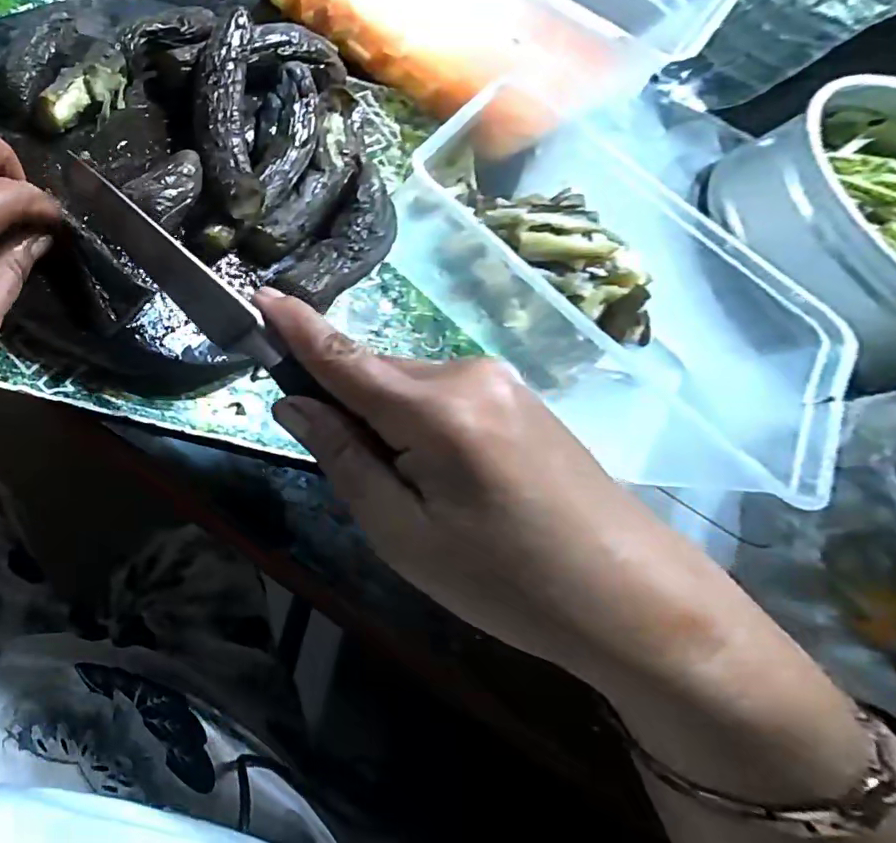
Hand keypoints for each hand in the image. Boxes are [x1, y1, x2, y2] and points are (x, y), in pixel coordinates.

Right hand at [253, 288, 745, 683]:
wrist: (636, 600)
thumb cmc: (507, 581)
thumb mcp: (403, 535)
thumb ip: (343, 457)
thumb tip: (294, 403)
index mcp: (434, 408)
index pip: (342, 356)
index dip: (295, 326)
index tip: (259, 295)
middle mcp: (464, 373)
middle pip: (372, 372)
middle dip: (343, 403)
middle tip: (352, 474)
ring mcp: (497, 379)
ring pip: (404, 384)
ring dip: (383, 419)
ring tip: (411, 493)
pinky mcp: (517, 394)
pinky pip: (438, 393)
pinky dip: (415, 421)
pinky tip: (443, 477)